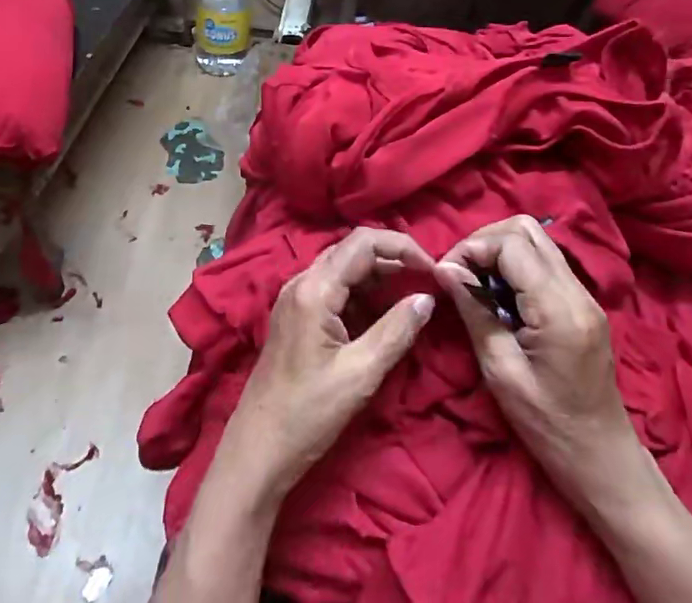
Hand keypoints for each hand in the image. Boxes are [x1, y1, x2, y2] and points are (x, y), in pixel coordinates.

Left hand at [222, 228, 437, 496]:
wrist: (258, 450)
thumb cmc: (309, 414)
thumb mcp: (361, 373)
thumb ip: (397, 330)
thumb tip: (427, 298)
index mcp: (314, 289)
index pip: (363, 242)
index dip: (402, 247)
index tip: (433, 268)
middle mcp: (301, 283)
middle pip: (352, 250)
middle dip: (393, 259)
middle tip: (427, 281)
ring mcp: (295, 298)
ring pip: (344, 268)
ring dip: (379, 277)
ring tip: (412, 296)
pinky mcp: (296, 316)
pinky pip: (334, 289)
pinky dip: (362, 294)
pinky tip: (383, 314)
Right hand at [432, 215, 637, 503]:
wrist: (601, 457)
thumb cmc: (547, 425)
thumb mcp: (500, 372)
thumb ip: (475, 312)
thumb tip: (445, 270)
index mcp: (559, 309)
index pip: (513, 244)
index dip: (473, 247)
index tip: (447, 274)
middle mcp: (577, 291)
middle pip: (528, 229)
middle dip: (486, 240)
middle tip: (460, 272)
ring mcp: (584, 294)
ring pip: (538, 239)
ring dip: (500, 249)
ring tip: (475, 281)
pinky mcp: (583, 302)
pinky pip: (546, 261)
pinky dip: (516, 264)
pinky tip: (498, 292)